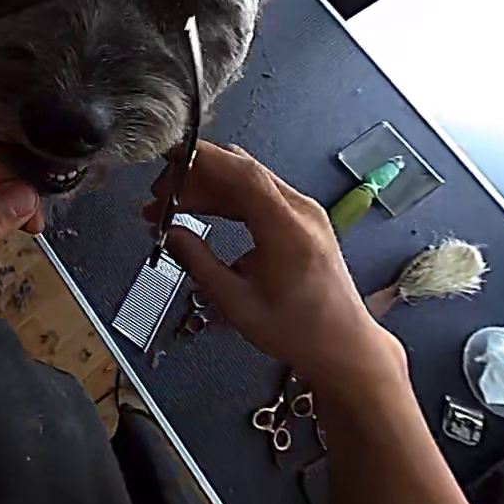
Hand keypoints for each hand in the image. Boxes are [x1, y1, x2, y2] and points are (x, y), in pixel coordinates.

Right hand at [143, 142, 406, 400]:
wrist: (344, 346)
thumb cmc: (299, 331)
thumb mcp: (237, 303)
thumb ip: (198, 262)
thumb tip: (168, 233)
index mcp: (288, 230)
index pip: (243, 174)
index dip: (203, 159)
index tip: (170, 157)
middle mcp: (300, 212)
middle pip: (240, 170)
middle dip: (193, 174)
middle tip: (158, 195)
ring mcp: (301, 212)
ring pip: (243, 179)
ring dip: (204, 186)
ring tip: (169, 205)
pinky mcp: (297, 217)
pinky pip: (253, 193)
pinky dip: (221, 196)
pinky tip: (197, 209)